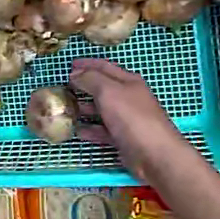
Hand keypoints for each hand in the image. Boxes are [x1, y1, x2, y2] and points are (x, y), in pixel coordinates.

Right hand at [69, 59, 197, 184]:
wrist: (154, 154)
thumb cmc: (132, 117)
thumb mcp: (108, 91)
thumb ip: (90, 79)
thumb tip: (75, 74)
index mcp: (128, 81)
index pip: (104, 67)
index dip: (87, 64)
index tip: (70, 65)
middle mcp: (128, 97)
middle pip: (103, 88)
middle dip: (84, 86)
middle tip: (64, 88)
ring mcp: (127, 118)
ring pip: (102, 109)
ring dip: (85, 108)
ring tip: (67, 109)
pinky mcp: (124, 138)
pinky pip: (103, 130)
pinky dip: (90, 129)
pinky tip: (77, 131)